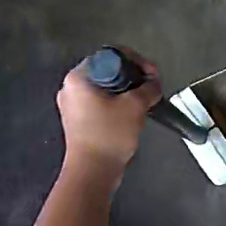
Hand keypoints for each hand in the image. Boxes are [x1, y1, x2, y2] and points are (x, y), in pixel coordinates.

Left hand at [56, 51, 161, 169]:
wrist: (93, 170)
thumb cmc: (109, 135)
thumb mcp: (135, 106)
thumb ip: (148, 88)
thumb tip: (154, 83)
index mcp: (79, 77)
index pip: (111, 55)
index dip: (136, 61)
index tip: (152, 74)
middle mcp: (71, 87)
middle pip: (109, 71)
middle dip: (134, 79)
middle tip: (151, 89)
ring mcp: (73, 104)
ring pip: (107, 88)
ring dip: (128, 94)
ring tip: (144, 105)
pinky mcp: (79, 119)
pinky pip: (102, 103)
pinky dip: (118, 106)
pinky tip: (131, 117)